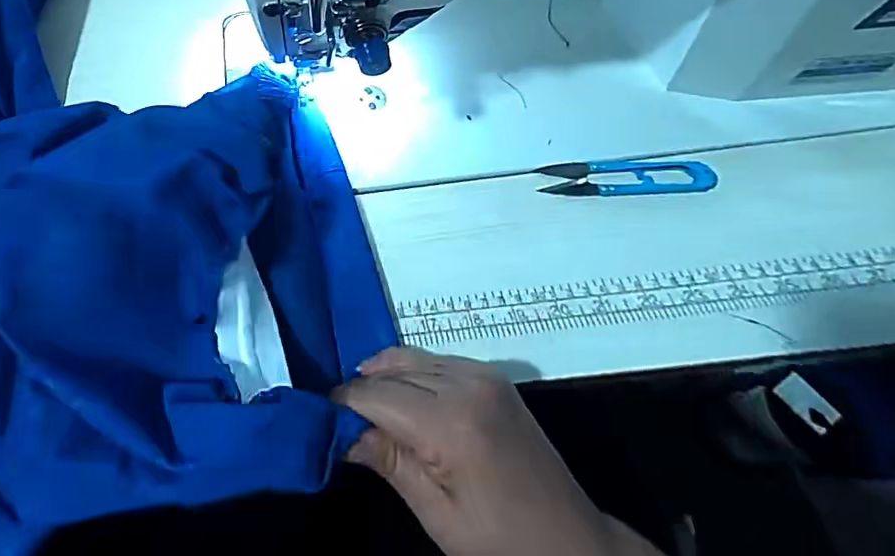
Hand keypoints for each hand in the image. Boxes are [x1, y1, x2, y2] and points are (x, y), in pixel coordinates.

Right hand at [333, 348, 657, 555]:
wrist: (574, 544)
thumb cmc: (502, 543)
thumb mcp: (438, 515)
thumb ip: (387, 461)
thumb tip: (339, 432)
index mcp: (451, 421)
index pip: (375, 394)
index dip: (343, 405)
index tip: (320, 417)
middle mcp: (465, 382)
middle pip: (388, 369)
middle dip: (360, 390)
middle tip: (340, 419)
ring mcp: (481, 373)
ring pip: (408, 357)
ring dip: (382, 377)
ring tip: (366, 409)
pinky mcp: (490, 374)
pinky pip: (433, 359)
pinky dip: (410, 372)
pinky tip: (403, 398)